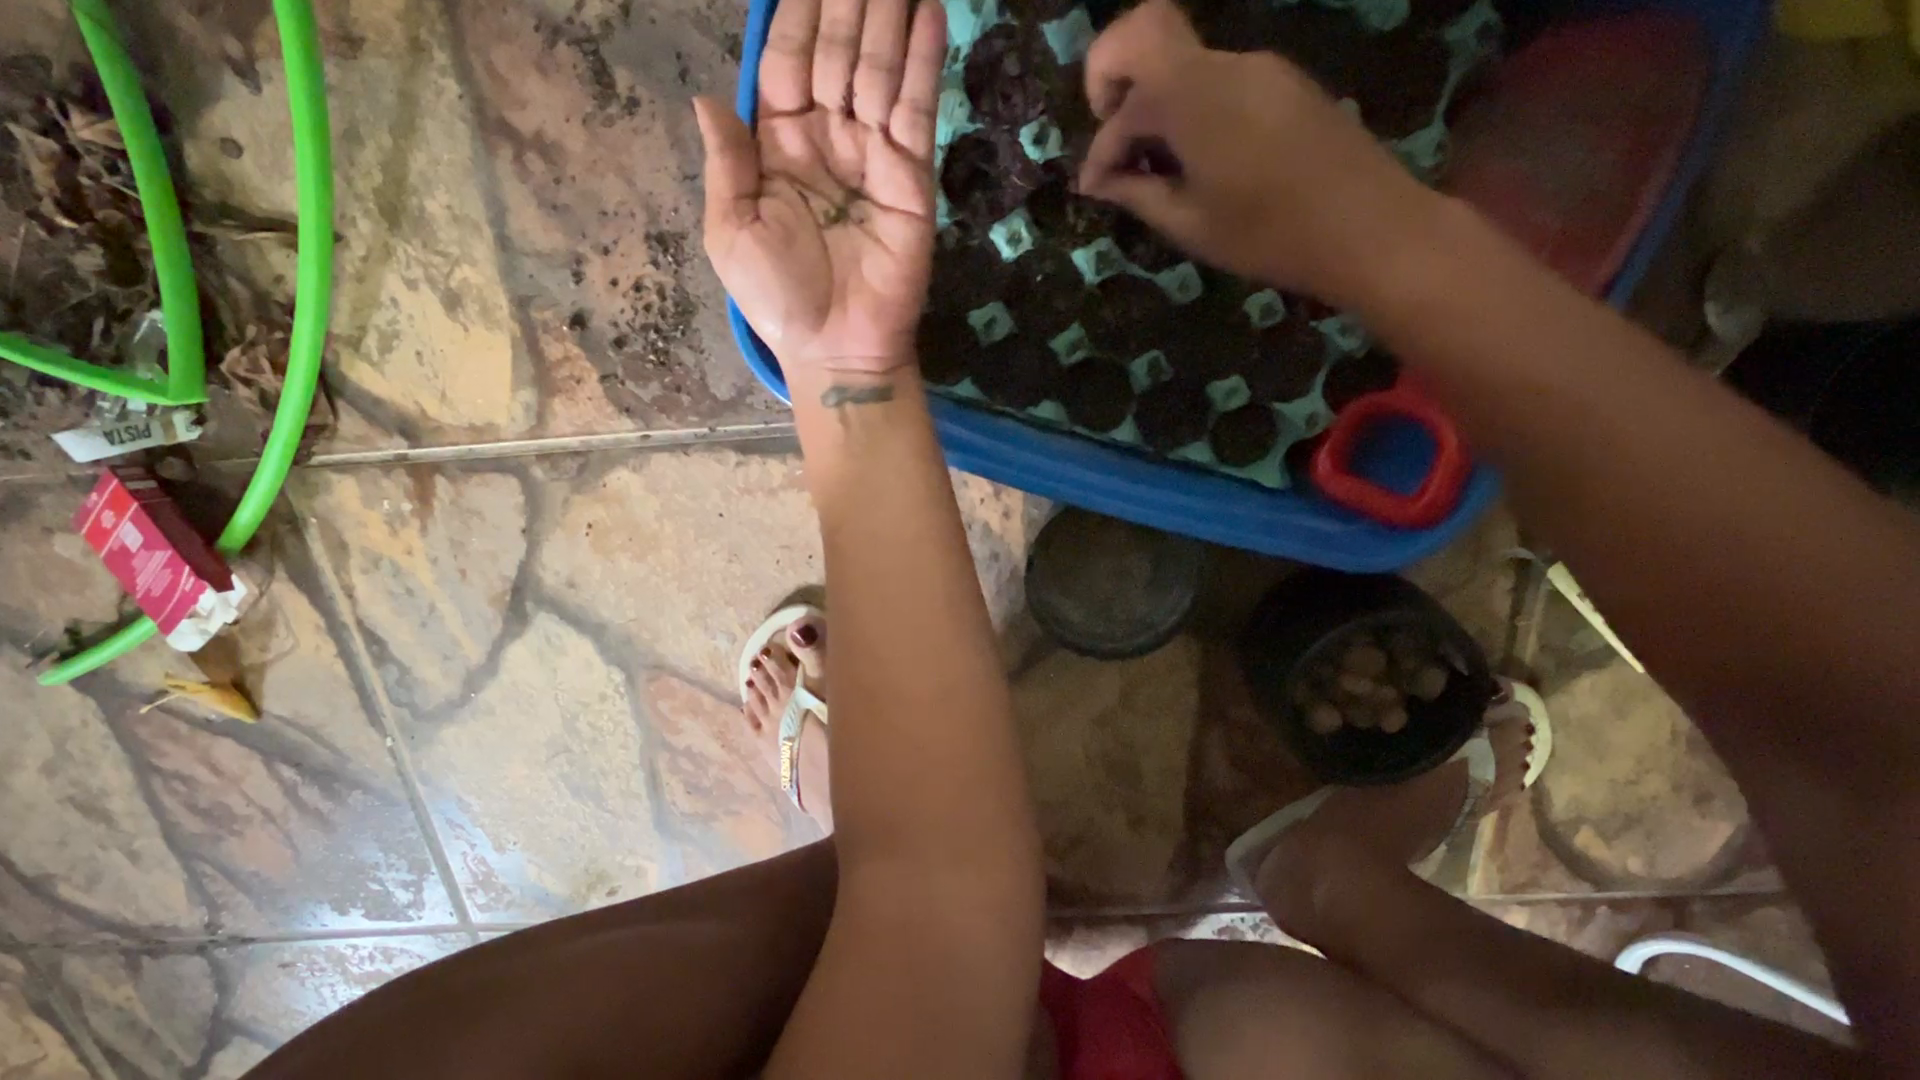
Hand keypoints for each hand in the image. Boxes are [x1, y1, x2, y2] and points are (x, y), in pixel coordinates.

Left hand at [694, 0, 946, 376]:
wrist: (834, 347)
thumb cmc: (776, 296)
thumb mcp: (731, 231)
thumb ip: (726, 163)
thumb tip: (706, 97)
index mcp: (778, 146)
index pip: (789, 62)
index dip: (799, 14)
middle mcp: (827, 138)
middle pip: (835, 53)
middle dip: (847, 4)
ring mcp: (872, 153)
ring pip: (877, 70)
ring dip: (885, 17)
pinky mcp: (911, 175)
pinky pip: (916, 108)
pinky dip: (924, 60)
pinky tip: (928, 11)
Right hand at [1075, 0, 1441, 305]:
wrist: (1372, 227)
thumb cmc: (1270, 235)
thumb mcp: (1190, 224)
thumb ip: (1136, 192)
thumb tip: (1101, 180)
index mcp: (1191, 96)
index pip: (1123, 101)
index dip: (1100, 146)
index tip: (1096, 189)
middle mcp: (1224, 64)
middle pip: (1148, 38)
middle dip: (1115, 82)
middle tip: (1117, 142)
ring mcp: (1260, 68)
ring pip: (1186, 63)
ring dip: (1159, 105)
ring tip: (1159, 169)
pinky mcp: (1285, 83)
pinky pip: (1220, 81)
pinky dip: (1194, 111)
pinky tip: (1201, 162)